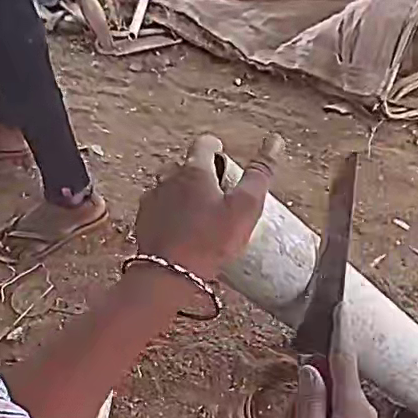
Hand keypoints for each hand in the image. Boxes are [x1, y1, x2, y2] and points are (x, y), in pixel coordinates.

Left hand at [132, 134, 275, 278]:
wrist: (169, 275)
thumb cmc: (210, 241)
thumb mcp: (246, 207)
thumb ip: (260, 174)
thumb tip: (274, 142)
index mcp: (194, 171)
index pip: (203, 144)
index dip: (215, 147)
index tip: (221, 153)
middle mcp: (168, 180)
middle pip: (183, 166)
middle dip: (198, 172)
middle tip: (214, 189)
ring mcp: (152, 200)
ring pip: (168, 187)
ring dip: (181, 193)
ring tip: (197, 211)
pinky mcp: (143, 222)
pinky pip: (157, 209)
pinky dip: (168, 213)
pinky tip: (180, 229)